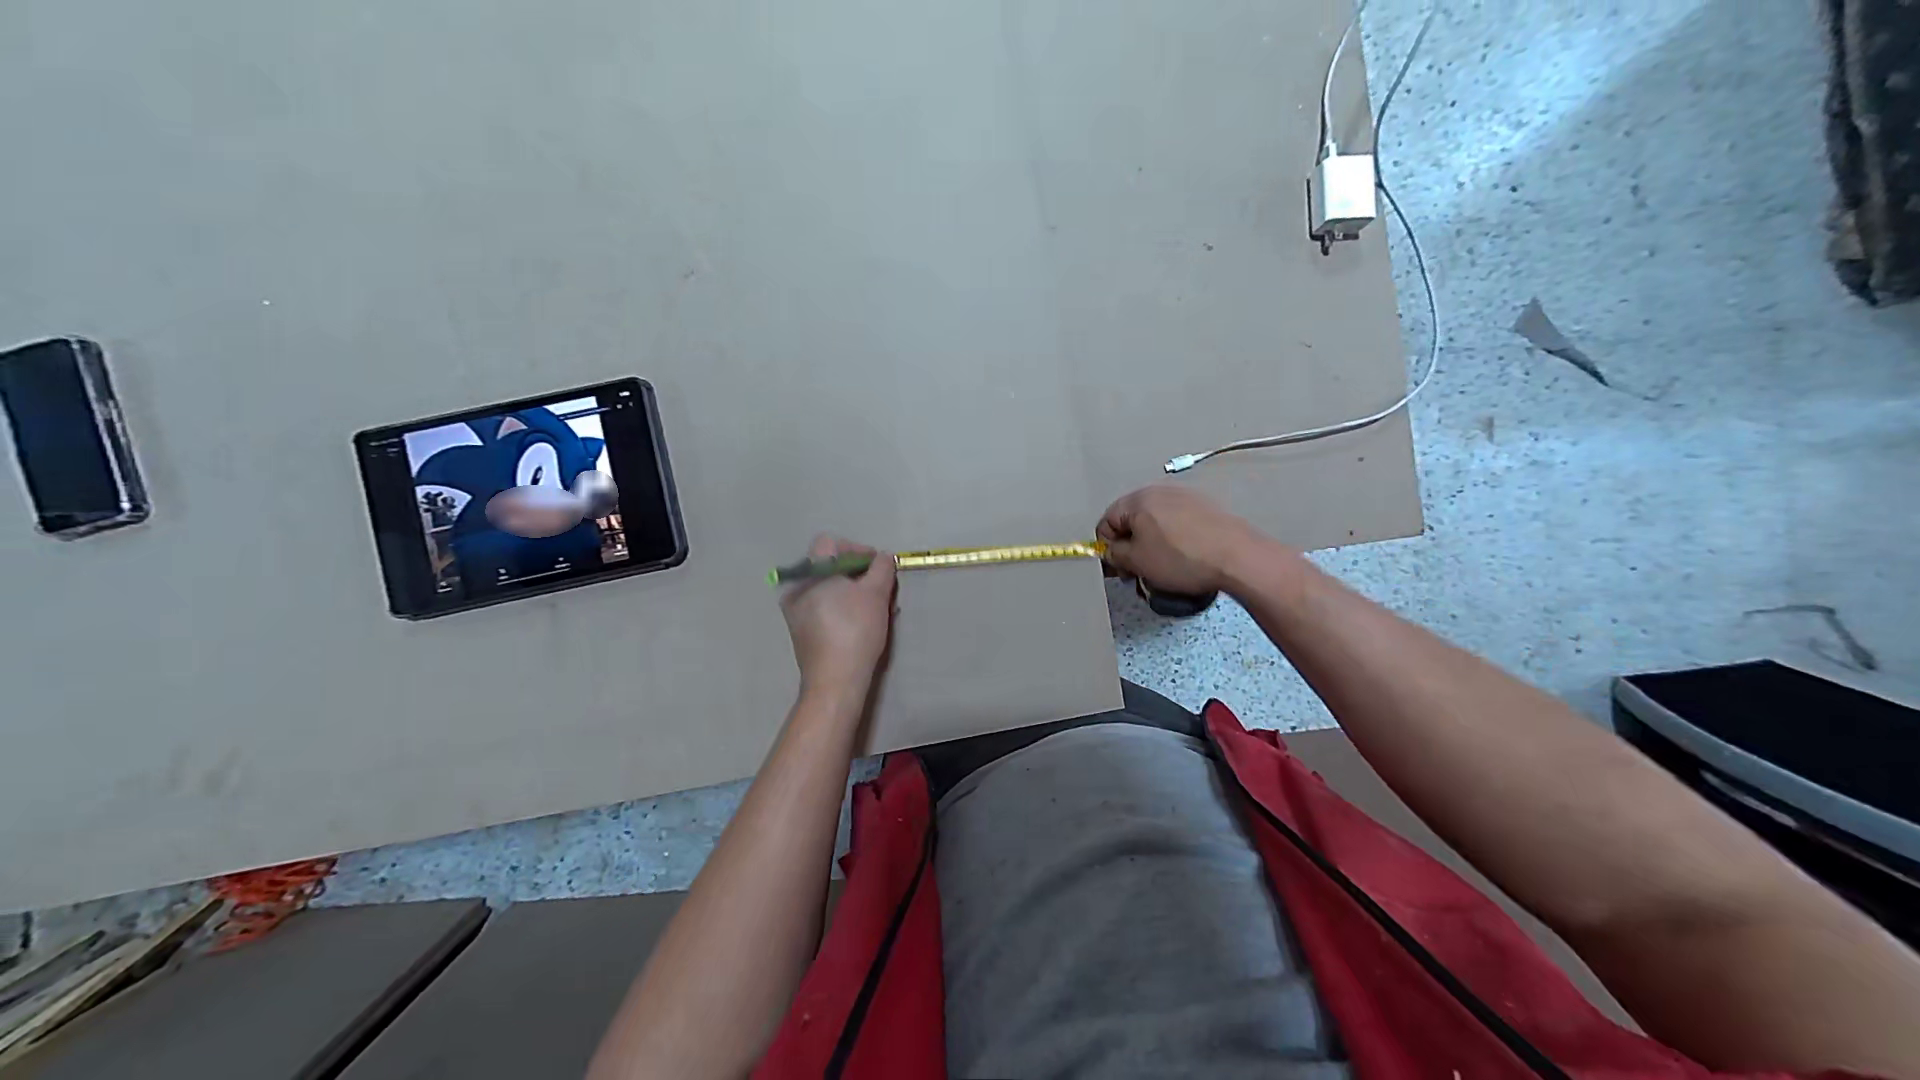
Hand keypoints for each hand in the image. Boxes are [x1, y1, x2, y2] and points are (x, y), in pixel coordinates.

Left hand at [780, 536, 897, 695]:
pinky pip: (821, 607)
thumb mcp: (877, 593)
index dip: (856, 548)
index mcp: (810, 572)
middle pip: (829, 566)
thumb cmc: (855, 630)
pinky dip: (840, 607)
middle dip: (858, 573)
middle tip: (880, 587)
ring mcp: (794, 610)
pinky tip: (860, 623)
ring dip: (852, 591)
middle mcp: (796, 586)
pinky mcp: (799, 630)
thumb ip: (882, 568)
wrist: (835, 680)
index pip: (830, 543)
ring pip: (827, 588)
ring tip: (875, 607)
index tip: (876, 566)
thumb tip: (883, 557)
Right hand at [1097, 486, 1270, 595]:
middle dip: (1130, 546)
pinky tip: (1182, 557)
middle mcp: (1160, 491)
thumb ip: (1114, 554)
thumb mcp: (1137, 561)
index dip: (1107, 548)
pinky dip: (1172, 539)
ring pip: (1155, 522)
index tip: (1118, 567)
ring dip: (1151, 544)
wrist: (1237, 558)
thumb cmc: (1182, 558)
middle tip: (1137, 571)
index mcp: (1138, 499)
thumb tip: (1110, 550)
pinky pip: (1177, 523)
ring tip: (1162, 567)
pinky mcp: (1205, 507)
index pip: (1106, 522)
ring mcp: (1185, 496)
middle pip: (1131, 520)